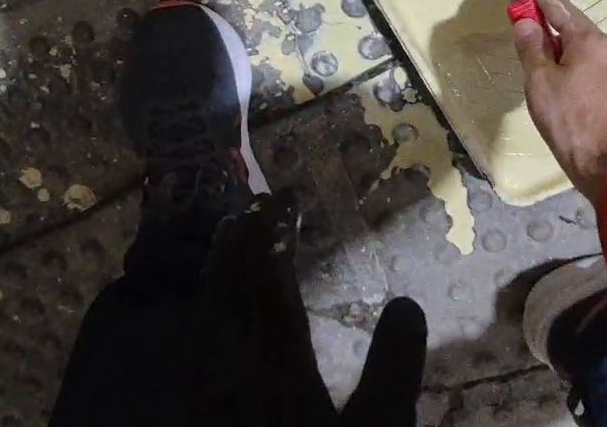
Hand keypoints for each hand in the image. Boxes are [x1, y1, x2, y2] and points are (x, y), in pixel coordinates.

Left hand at [200, 191, 425, 426]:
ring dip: (220, 266)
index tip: (286, 200)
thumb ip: (392, 370)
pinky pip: (200, 342)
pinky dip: (207, 308)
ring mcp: (214, 388)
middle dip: (247, 239)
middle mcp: (239, 364)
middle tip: (258, 202)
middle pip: (236, 285)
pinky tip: (212, 305)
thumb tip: (407, 303)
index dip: (277, 235)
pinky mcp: (203, 411)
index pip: (274, 280)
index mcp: (282, 362)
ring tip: (230, 231)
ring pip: (210, 309)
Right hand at [510, 0, 606, 199]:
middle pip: (577, 28)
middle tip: (527, 34)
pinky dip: (582, 69)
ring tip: (546, 65)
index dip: (535, 0)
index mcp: (589, 40)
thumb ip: (531, 48)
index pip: (558, 7)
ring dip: (567, 50)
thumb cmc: (572, 122)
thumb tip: (525, 20)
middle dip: (551, 26)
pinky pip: (601, 72)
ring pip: (590, 52)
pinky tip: (572, 88)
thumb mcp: (540, 83)